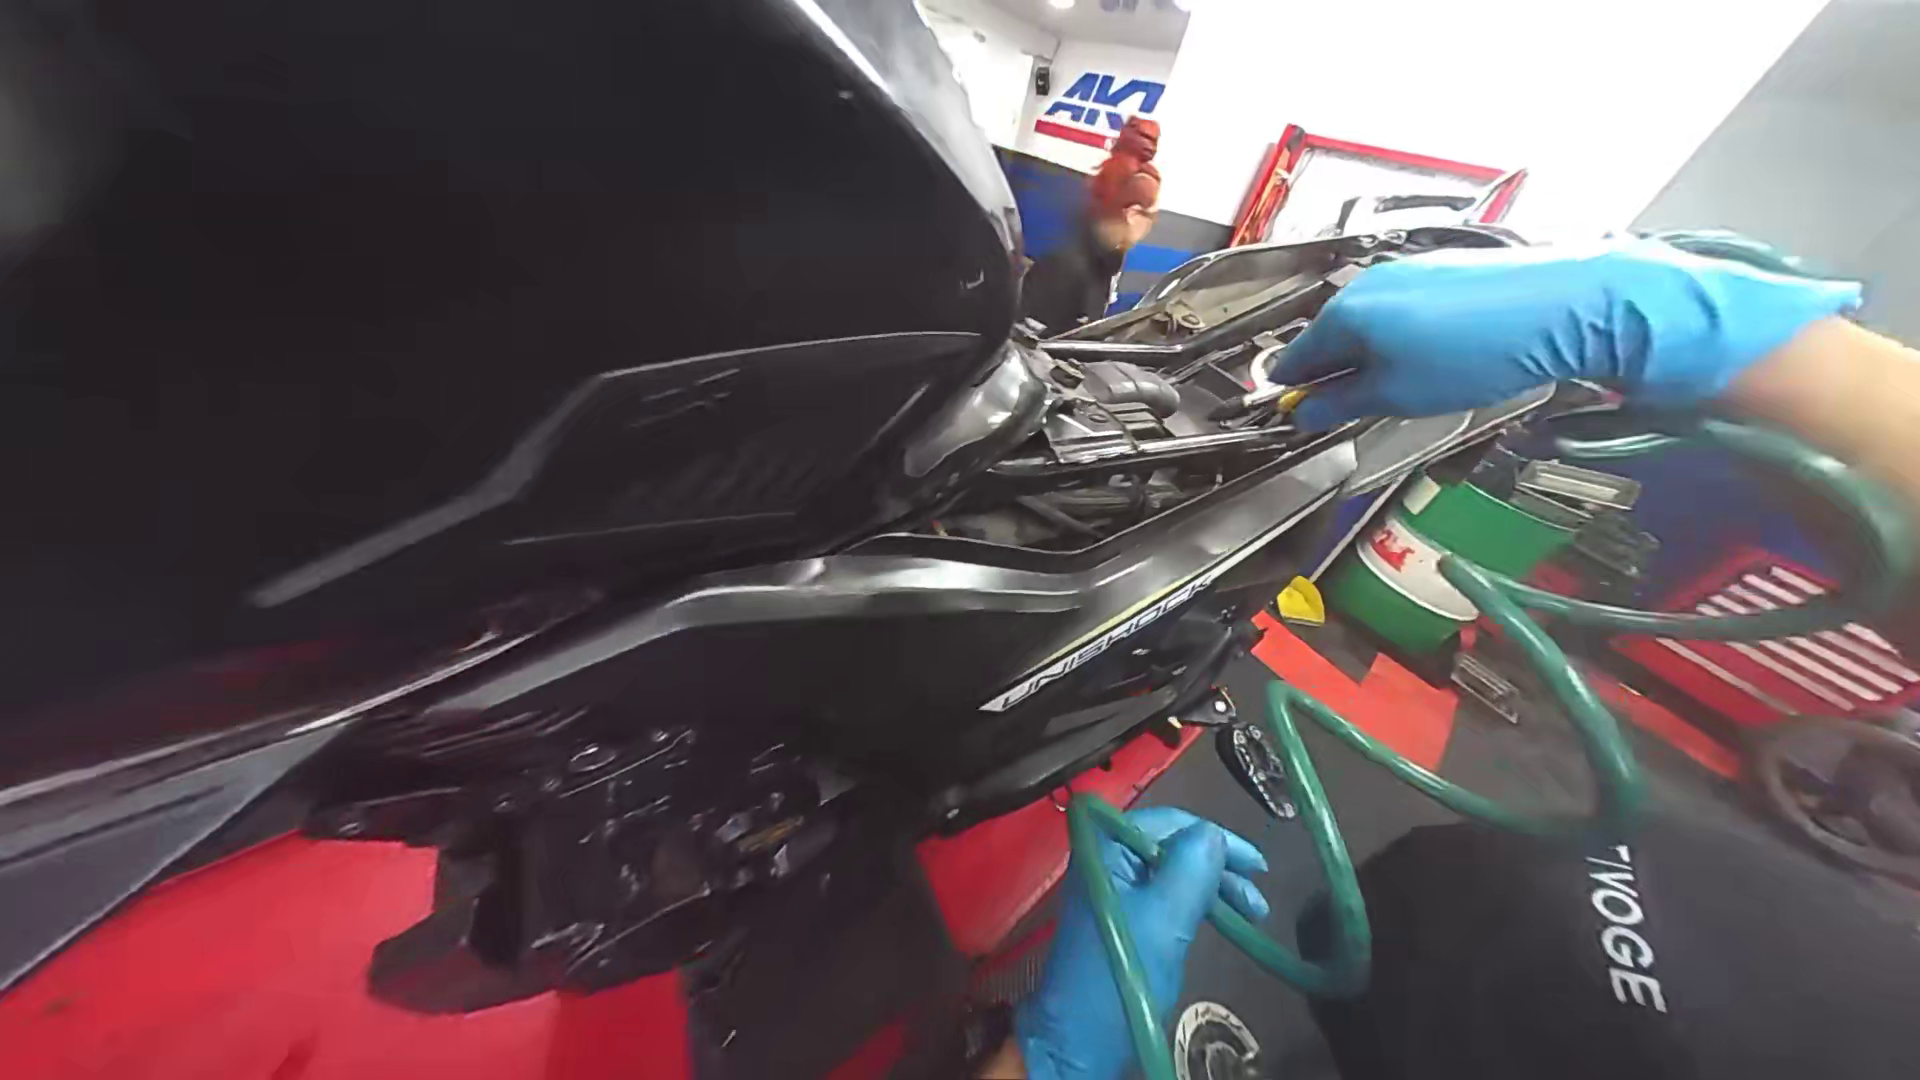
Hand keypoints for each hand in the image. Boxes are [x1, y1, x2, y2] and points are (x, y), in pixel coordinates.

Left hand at [1012, 807, 1269, 1079]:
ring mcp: (1114, 881)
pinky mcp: (1123, 910)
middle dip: (1218, 865)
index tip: (1258, 865)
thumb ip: (1190, 867)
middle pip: (1172, 843)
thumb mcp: (1164, 916)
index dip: (1216, 838)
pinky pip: (1166, 891)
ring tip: (1253, 913)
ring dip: (1213, 885)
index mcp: (1106, 841)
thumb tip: (1214, 833)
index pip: (1168, 822)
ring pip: (1173, 869)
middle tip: (1259, 898)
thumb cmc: (1122, 969)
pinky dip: (1196, 901)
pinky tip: (1223, 917)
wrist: (1080, 1035)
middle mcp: (1107, 851)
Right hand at [1272, 236, 1861, 430]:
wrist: (1579, 304)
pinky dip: (1398, 337)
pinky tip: (1430, 355)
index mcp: (1345, 314)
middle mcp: (1368, 285)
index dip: (1291, 391)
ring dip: (1367, 356)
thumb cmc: (1481, 351)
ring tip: (1401, 383)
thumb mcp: (1394, 395)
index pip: (1293, 360)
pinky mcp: (1442, 268)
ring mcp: (1407, 271)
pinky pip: (1397, 309)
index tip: (1296, 412)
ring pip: (1364, 324)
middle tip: (1353, 404)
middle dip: (1332, 373)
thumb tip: (1304, 412)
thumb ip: (1336, 405)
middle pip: (1327, 339)